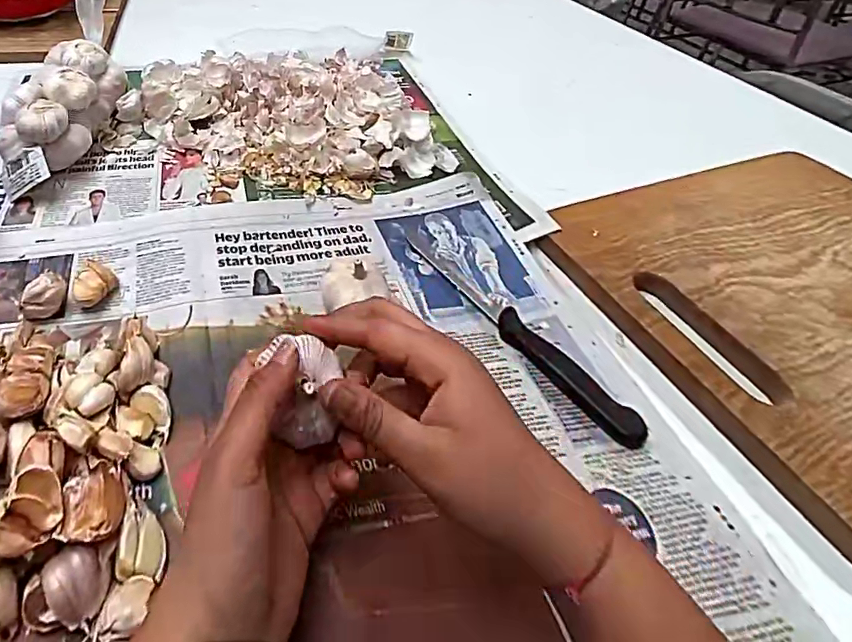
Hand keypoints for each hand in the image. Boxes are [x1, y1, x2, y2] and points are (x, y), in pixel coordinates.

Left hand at [139, 344, 357, 641]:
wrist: (231, 616)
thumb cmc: (223, 531)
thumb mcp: (235, 457)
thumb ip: (258, 402)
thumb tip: (285, 349)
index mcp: (235, 425)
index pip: (260, 376)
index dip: (288, 358)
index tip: (325, 347)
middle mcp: (260, 444)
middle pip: (297, 404)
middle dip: (326, 396)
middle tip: (358, 393)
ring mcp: (286, 477)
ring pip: (320, 438)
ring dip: (342, 434)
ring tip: (357, 442)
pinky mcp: (309, 509)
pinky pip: (333, 476)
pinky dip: (346, 470)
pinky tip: (352, 476)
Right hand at [302, 298, 615, 585]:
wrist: (551, 528)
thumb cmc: (492, 488)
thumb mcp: (424, 456)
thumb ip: (371, 416)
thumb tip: (327, 387)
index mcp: (443, 360)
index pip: (378, 327)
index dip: (336, 326)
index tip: (299, 328)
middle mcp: (443, 358)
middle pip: (384, 322)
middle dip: (345, 330)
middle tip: (313, 346)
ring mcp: (444, 378)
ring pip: (388, 353)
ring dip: (359, 372)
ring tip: (341, 409)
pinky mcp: (443, 400)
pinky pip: (397, 382)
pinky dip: (374, 394)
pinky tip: (362, 428)